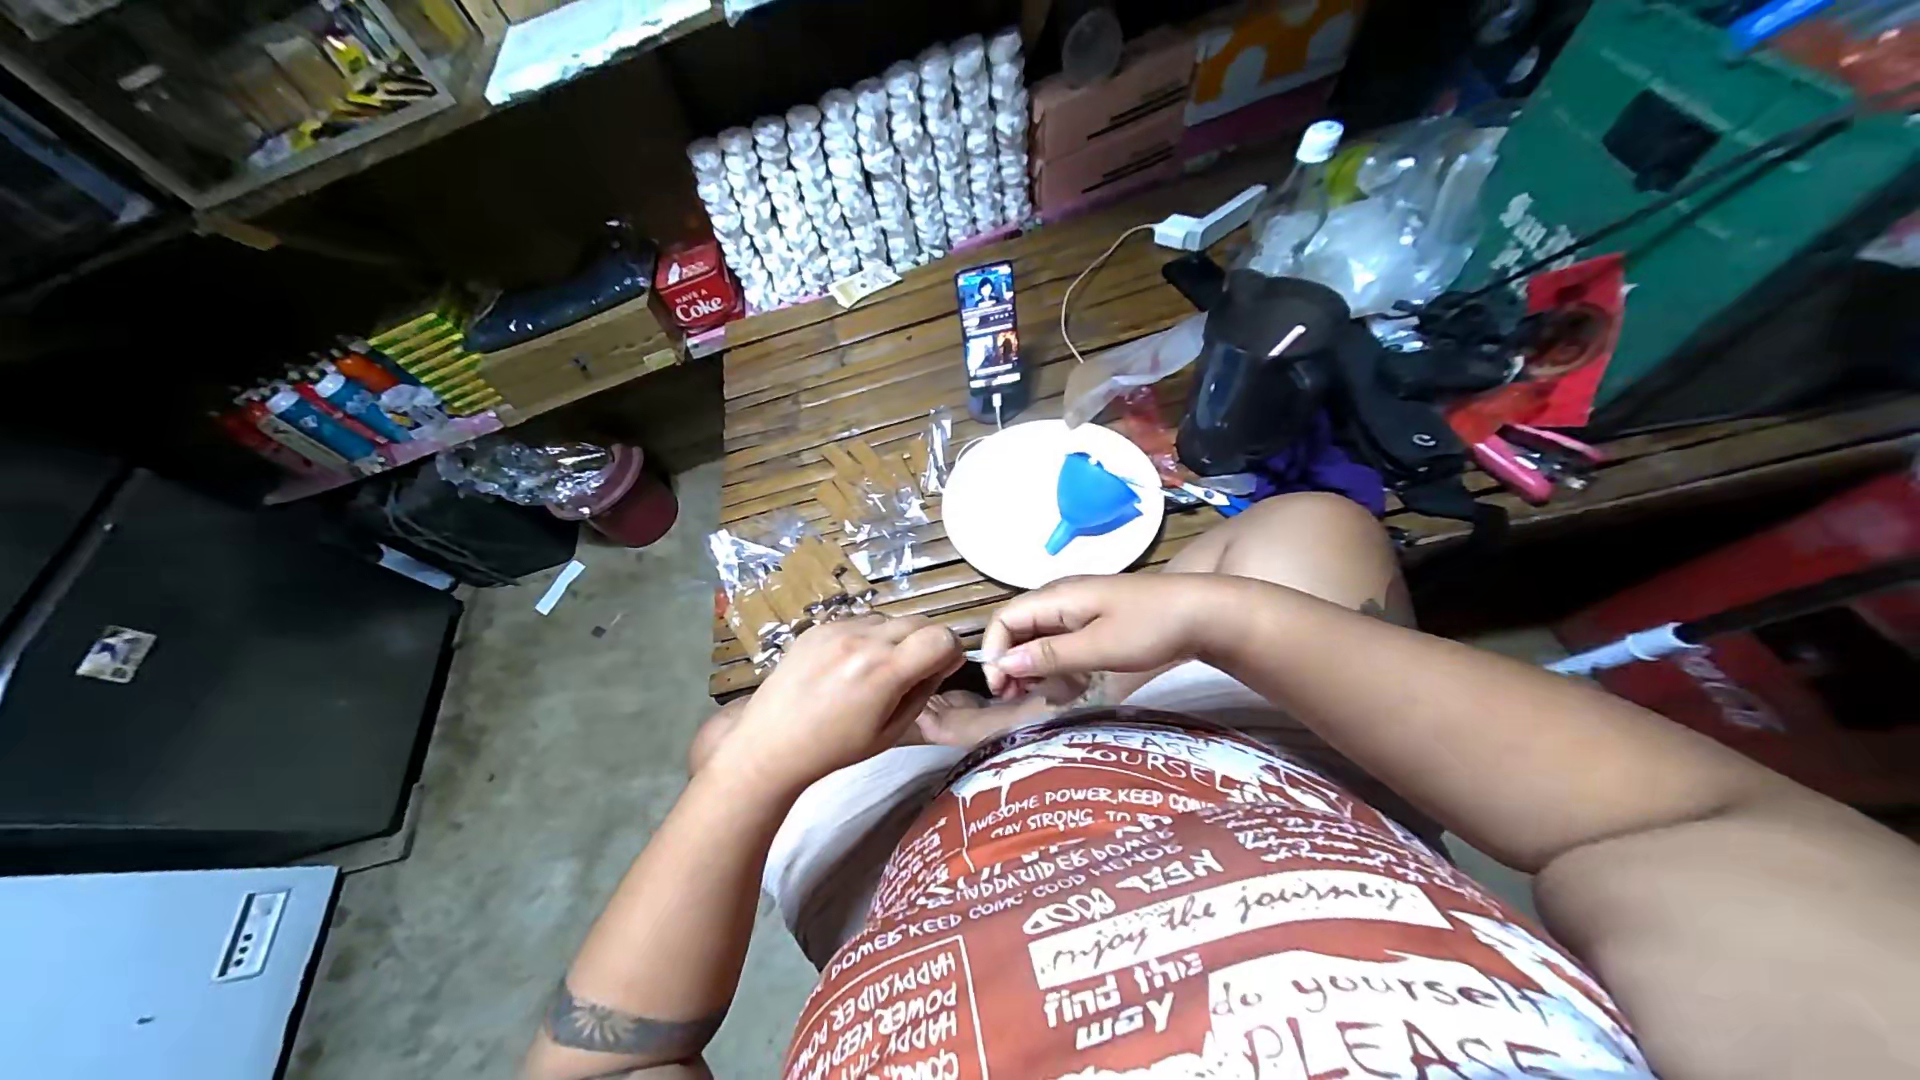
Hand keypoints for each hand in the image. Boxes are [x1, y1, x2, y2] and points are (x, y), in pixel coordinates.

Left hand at [716, 614, 962, 791]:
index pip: (941, 636)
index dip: (950, 651)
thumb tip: (944, 662)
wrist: (771, 743)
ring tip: (875, 670)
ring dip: (896, 638)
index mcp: (884, 671)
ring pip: (890, 620)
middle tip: (912, 671)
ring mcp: (838, 628)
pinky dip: (868, 637)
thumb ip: (924, 691)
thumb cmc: (835, 748)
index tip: (942, 668)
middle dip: (926, 643)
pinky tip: (849, 665)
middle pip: (920, 621)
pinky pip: (861, 621)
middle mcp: (863, 641)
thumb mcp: (891, 730)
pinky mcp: (819, 626)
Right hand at [980, 574, 1240, 698]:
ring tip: (1037, 695)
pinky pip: (1061, 641)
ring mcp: (1078, 609)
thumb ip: (1050, 655)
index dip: (994, 651)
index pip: (1005, 618)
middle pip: (1017, 628)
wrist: (1203, 612)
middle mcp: (1061, 598)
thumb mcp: (1099, 647)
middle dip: (1010, 662)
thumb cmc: (1151, 627)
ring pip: (1038, 637)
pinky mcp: (1094, 621)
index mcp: (1057, 597)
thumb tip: (1004, 663)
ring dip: (1031, 666)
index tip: (1000, 687)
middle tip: (1013, 698)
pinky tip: (1066, 685)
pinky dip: (1055, 664)